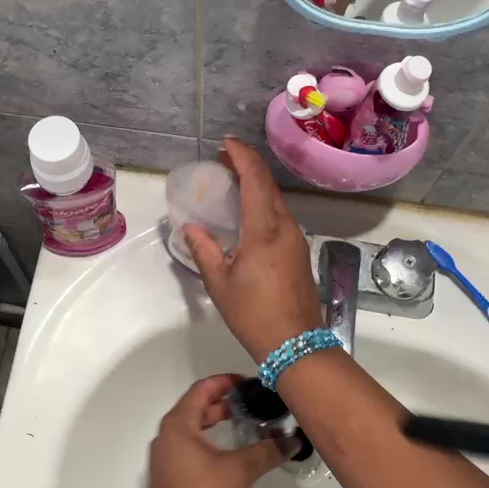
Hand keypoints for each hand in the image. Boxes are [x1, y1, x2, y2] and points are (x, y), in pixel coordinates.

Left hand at [148, 374, 291, 487]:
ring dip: (217, 423)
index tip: (249, 383)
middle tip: (253, 404)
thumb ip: (267, 450)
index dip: (225, 382)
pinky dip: (210, 441)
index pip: (201, 390)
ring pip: (193, 428)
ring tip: (246, 425)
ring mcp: (165, 457)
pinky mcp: (170, 476)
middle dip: (224, 403)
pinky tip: (231, 453)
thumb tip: (293, 439)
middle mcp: (167, 435)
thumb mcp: (241, 470)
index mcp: (178, 424)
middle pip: (196, 408)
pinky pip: (190, 446)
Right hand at [183, 138, 320, 360]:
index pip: (255, 179)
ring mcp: (295, 238)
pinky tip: (247, 211)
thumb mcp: (219, 283)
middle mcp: (285, 227)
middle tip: (224, 158)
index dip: (242, 156)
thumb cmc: (253, 313)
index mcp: (264, 229)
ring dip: (256, 184)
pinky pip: (279, 216)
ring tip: (231, 181)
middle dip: (247, 165)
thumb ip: (204, 250)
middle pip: (268, 184)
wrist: (295, 344)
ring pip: (276, 200)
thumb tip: (190, 228)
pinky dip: (262, 203)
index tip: (225, 143)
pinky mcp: (298, 251)